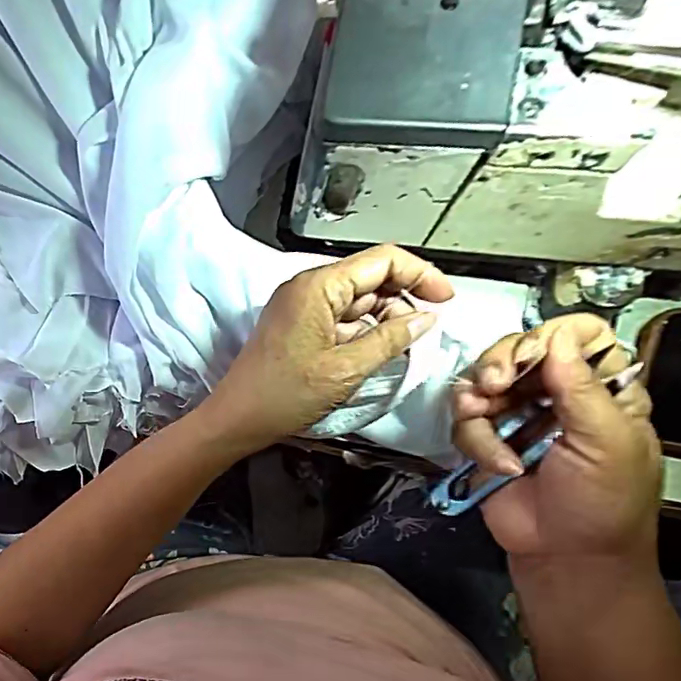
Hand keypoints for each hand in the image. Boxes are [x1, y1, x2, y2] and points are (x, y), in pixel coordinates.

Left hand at [194, 243, 451, 454]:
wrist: (235, 420)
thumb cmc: (281, 396)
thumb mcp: (346, 369)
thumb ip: (391, 338)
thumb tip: (424, 319)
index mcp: (317, 287)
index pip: (383, 260)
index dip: (421, 275)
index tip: (445, 299)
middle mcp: (305, 288)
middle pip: (369, 278)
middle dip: (400, 301)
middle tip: (416, 334)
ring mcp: (297, 306)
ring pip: (354, 300)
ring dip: (380, 319)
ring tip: (393, 349)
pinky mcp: (293, 325)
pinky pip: (336, 318)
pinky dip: (358, 331)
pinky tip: (369, 353)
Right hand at [451, 314, 660, 564]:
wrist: (566, 555)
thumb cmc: (604, 501)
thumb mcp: (607, 441)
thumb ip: (582, 389)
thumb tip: (559, 338)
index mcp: (602, 388)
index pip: (577, 336)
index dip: (550, 338)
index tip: (531, 360)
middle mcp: (556, 396)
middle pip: (519, 351)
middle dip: (500, 363)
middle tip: (493, 383)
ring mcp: (517, 418)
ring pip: (482, 383)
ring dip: (477, 402)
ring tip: (482, 417)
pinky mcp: (485, 443)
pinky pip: (465, 423)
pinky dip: (474, 441)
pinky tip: (497, 464)